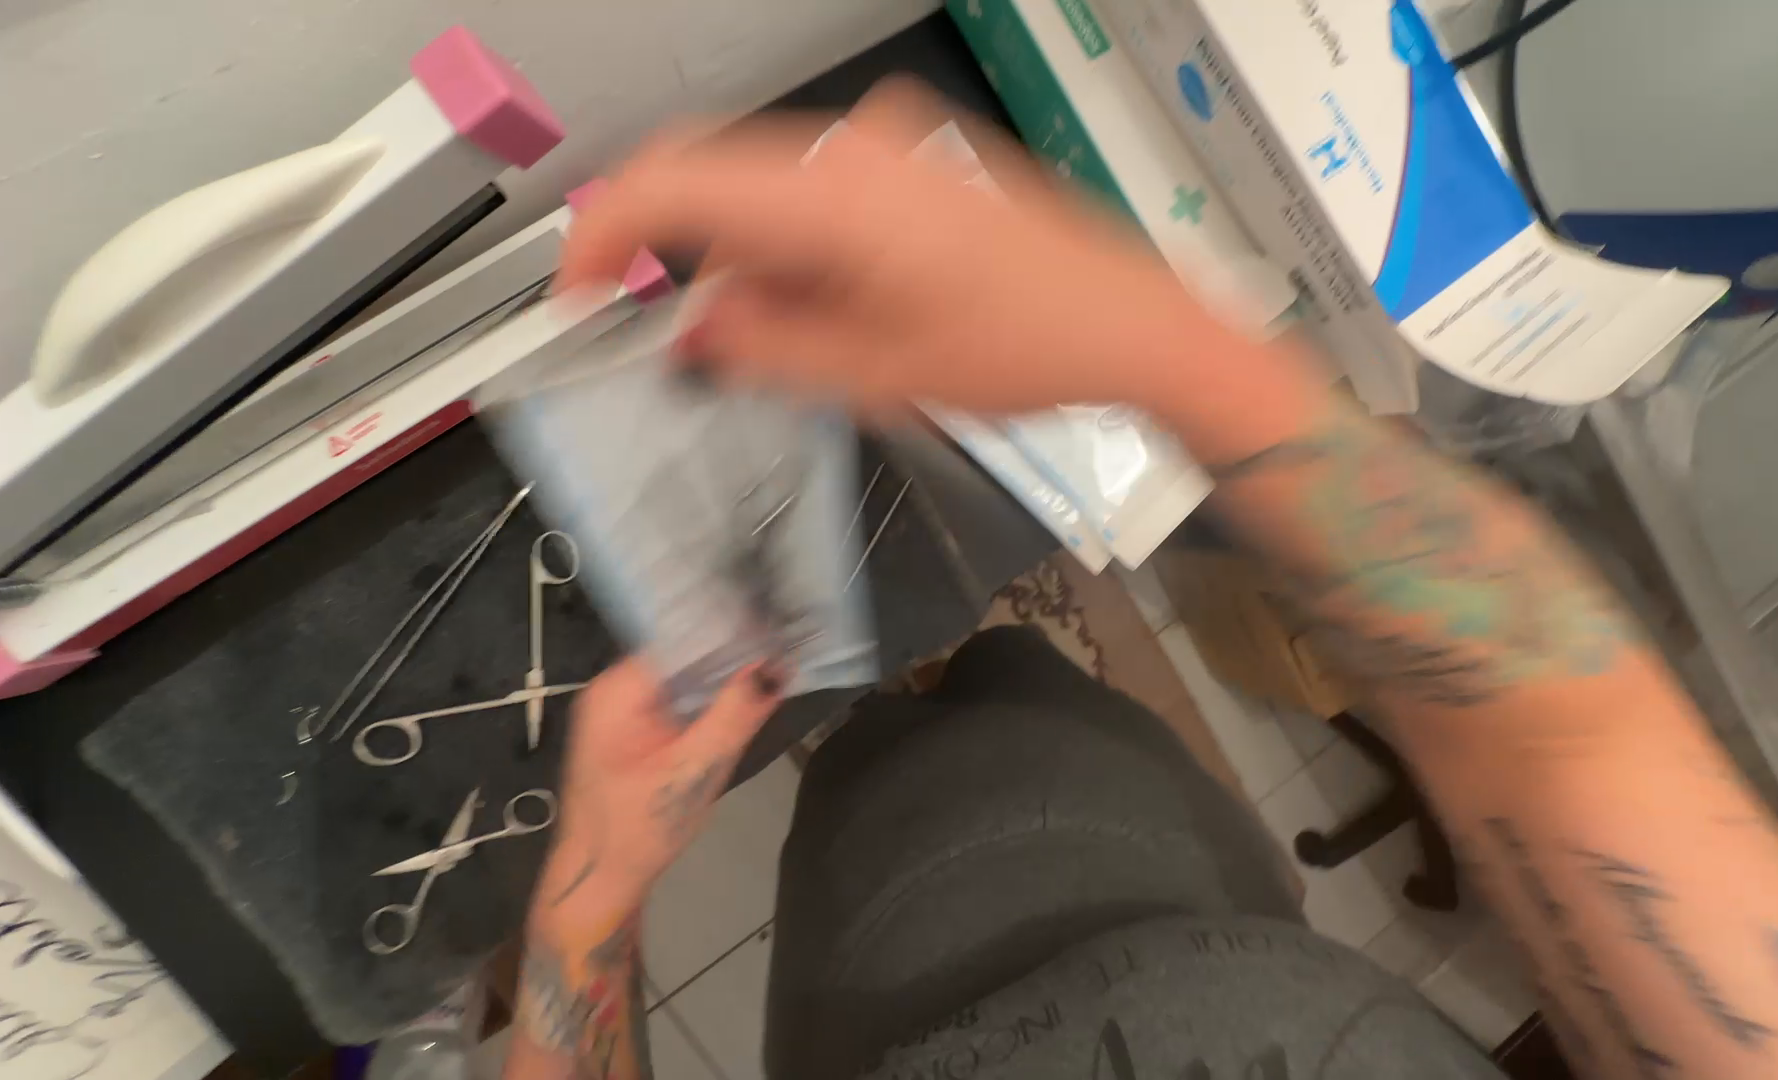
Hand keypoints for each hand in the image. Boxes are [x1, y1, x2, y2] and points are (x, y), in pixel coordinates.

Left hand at [530, 657, 781, 922]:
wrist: (598, 885)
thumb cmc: (640, 830)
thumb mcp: (696, 770)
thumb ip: (736, 713)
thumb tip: (776, 665)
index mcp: (618, 690)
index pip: (683, 639)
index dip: (732, 633)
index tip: (778, 632)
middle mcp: (616, 688)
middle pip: (685, 655)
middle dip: (734, 654)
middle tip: (785, 650)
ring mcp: (623, 708)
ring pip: (687, 676)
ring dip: (726, 678)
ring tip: (775, 667)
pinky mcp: (636, 727)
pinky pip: (681, 698)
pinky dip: (712, 698)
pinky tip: (744, 699)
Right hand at [559, 79, 1261, 418]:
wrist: (1128, 325)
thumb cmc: (1029, 350)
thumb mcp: (880, 376)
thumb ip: (767, 349)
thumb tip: (691, 333)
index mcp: (840, 195)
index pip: (673, 184)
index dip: (604, 237)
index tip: (577, 295)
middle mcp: (860, 148)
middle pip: (716, 181)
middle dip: (681, 261)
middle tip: (677, 339)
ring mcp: (892, 149)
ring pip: (767, 192)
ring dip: (747, 262)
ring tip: (780, 340)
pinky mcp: (915, 165)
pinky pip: (819, 195)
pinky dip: (794, 249)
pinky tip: (826, 306)